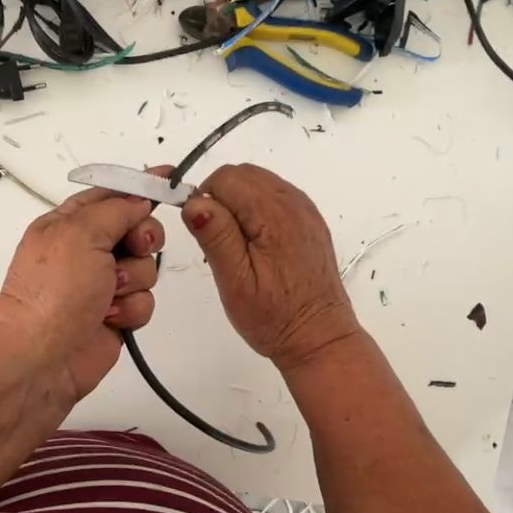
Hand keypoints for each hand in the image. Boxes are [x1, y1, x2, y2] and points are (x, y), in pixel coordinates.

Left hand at [0, 185, 163, 399]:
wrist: (41, 358)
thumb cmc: (52, 292)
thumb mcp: (80, 232)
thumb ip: (116, 209)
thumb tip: (139, 200)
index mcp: (69, 224)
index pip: (111, 195)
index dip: (140, 188)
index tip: (169, 180)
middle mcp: (86, 252)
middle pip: (138, 230)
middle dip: (143, 239)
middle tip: (133, 248)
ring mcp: (102, 286)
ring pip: (146, 268)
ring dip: (133, 280)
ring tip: (107, 297)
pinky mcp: (117, 317)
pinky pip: (145, 302)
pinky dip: (131, 310)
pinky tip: (110, 319)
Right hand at [180, 163, 361, 371]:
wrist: (318, 337)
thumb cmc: (273, 317)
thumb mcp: (235, 282)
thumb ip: (216, 236)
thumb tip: (194, 202)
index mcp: (273, 214)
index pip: (225, 178)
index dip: (204, 199)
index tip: (203, 234)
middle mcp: (294, 203)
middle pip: (242, 174)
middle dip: (220, 198)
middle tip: (218, 243)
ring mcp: (305, 211)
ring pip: (259, 183)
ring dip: (238, 203)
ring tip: (235, 246)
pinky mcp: (309, 222)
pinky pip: (275, 197)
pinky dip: (257, 210)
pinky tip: (255, 245)